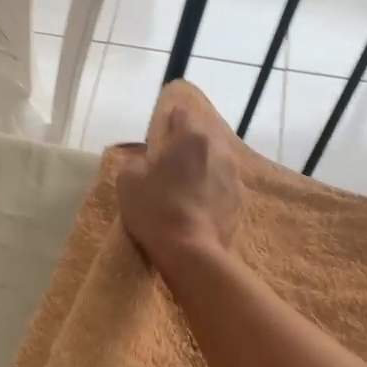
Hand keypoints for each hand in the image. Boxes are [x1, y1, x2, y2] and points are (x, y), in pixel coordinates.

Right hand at [117, 99, 240, 271]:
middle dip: (190, 142)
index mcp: (193, 138)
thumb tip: (146, 163)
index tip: (164, 127)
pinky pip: (221, 185)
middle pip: (205, 136)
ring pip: (216, 160)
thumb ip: (137, 162)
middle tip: (174, 154)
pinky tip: (198, 200)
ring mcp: (233, 177)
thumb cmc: (156, 209)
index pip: (184, 115)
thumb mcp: (128, 180)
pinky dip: (210, 187)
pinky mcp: (238, 202)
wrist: (190, 250)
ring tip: (188, 179)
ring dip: (203, 165)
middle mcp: (219, 150)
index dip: (171, 119)